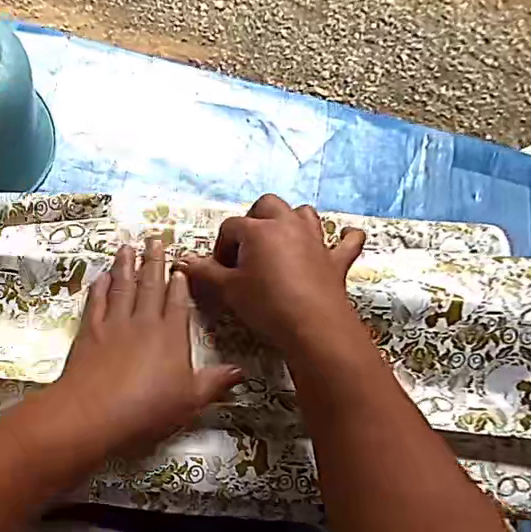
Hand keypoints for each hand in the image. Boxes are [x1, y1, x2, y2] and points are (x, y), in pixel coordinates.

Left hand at [51, 239, 242, 456]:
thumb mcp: (189, 401)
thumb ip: (213, 383)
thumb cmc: (147, 410)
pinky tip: (101, 277)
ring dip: (125, 266)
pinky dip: (99, 288)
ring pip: (122, 287)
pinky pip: (96, 302)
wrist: (93, 413)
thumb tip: (240, 371)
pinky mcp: (89, 332)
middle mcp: (143, 323)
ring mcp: (114, 324)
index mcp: (171, 335)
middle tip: (153, 240)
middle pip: (150, 285)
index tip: (179, 267)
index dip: (179, 283)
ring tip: (128, 248)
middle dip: (153, 261)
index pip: (177, 302)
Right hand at [175, 194, 368, 355]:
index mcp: (258, 230)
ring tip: (279, 241)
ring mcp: (315, 240)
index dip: (221, 246)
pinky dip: (343, 238)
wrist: (313, 326)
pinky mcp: (336, 260)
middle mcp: (288, 226)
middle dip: (253, 219)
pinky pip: (347, 241)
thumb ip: (205, 273)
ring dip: (291, 221)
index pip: (230, 227)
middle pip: (267, 205)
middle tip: (244, 247)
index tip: (219, 269)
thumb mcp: (228, 289)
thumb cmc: (266, 305)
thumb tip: (184, 262)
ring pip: (303, 213)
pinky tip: (341, 239)